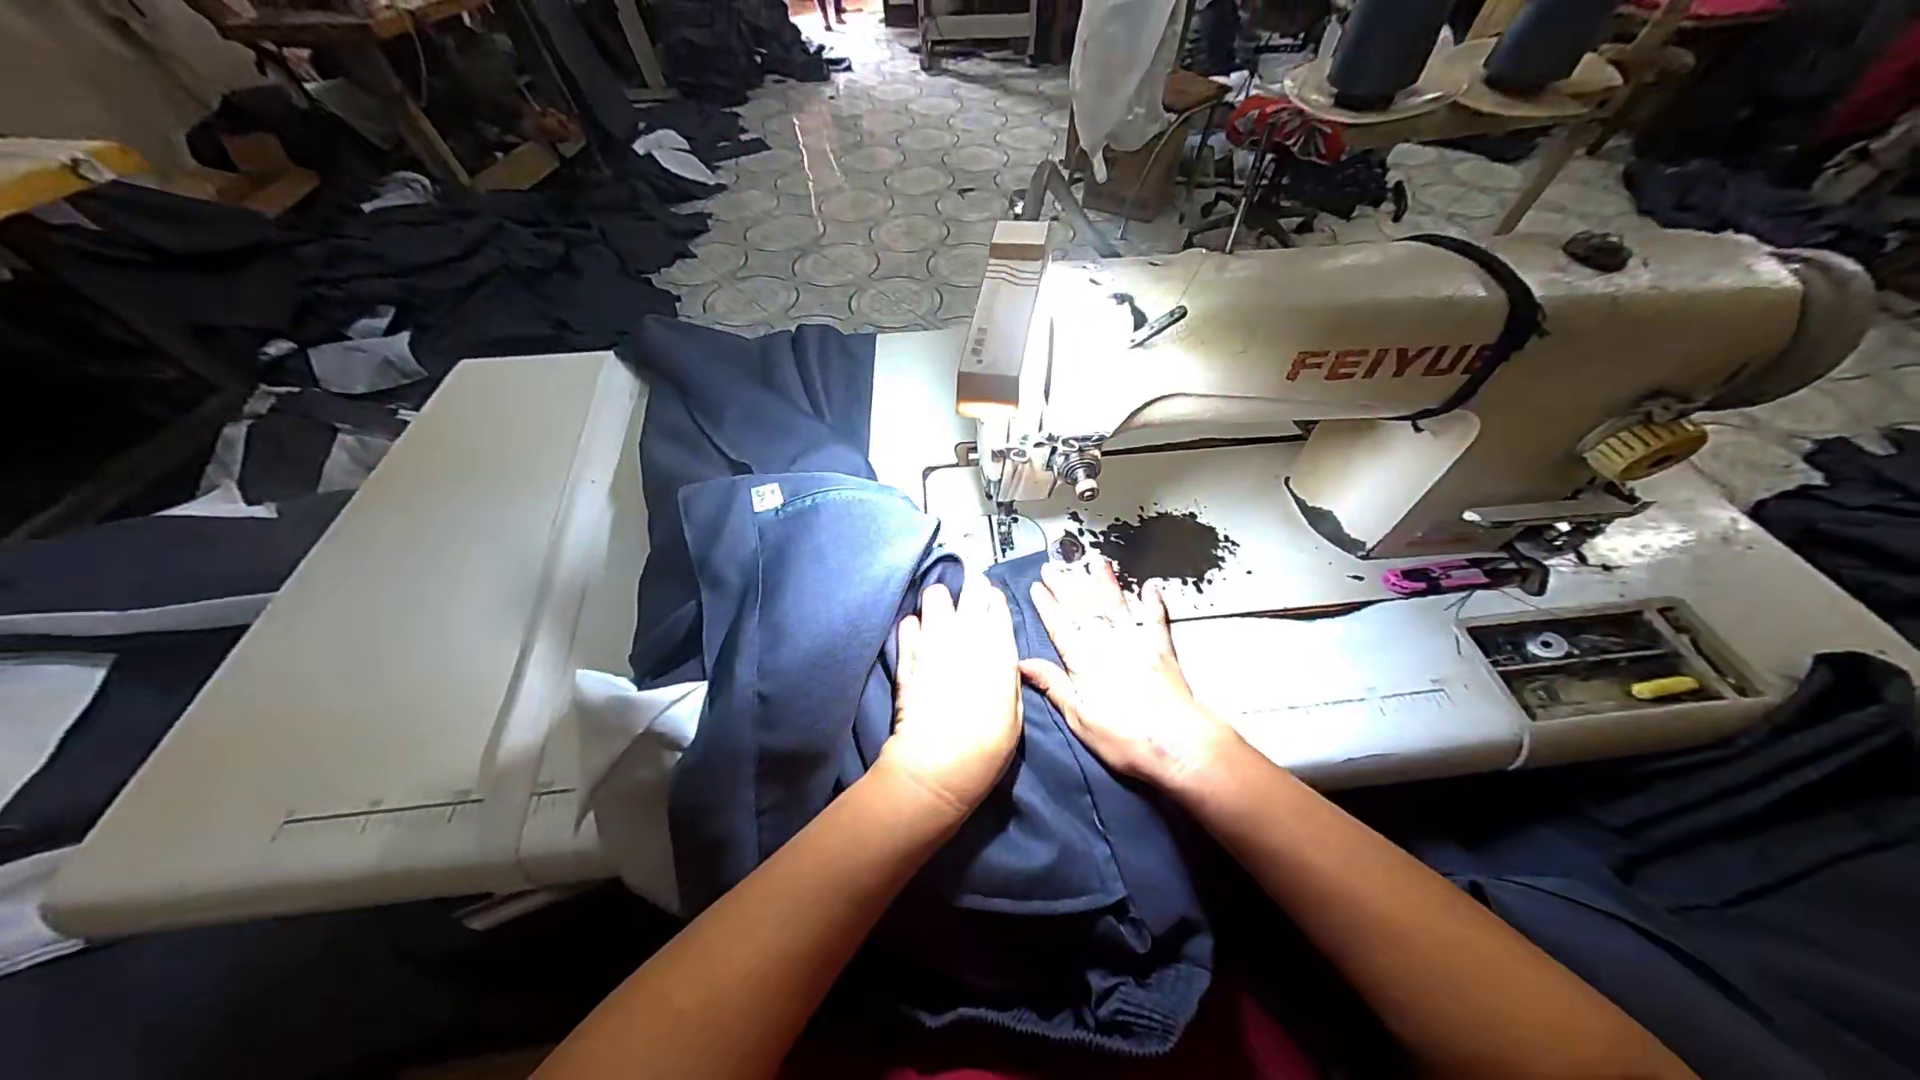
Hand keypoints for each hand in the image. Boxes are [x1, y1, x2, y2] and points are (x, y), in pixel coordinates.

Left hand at [877, 576, 1022, 817]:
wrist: (936, 764)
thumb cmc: (986, 747)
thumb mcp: (1015, 714)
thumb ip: (1009, 678)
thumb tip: (1003, 660)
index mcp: (998, 650)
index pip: (997, 606)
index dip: (994, 598)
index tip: (992, 597)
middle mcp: (967, 637)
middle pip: (970, 593)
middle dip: (972, 586)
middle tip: (971, 587)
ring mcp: (933, 643)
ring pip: (935, 598)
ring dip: (941, 599)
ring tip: (941, 605)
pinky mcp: (907, 656)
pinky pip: (908, 625)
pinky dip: (913, 624)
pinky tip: (916, 629)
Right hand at [1021, 556, 1240, 793]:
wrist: (1178, 742)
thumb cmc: (1125, 737)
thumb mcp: (1079, 717)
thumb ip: (1053, 685)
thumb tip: (1022, 663)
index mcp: (1084, 661)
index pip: (1060, 626)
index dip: (1047, 605)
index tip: (1037, 586)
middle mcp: (1108, 644)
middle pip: (1083, 609)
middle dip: (1066, 585)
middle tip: (1055, 565)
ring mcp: (1136, 643)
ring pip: (1115, 604)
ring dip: (1104, 582)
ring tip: (1094, 561)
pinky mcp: (1162, 650)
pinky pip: (1155, 619)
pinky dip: (1152, 602)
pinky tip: (1149, 587)